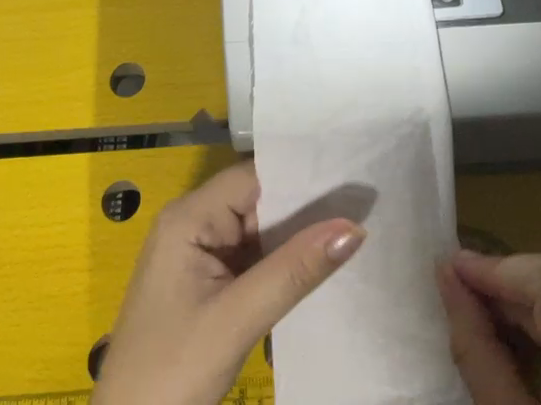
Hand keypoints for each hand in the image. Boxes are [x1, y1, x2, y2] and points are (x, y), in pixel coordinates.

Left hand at [92, 159, 365, 404]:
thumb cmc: (173, 366)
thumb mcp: (237, 319)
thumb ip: (294, 271)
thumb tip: (354, 227)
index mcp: (189, 217)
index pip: (254, 177)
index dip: (302, 174)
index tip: (353, 174)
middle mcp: (193, 223)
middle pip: (260, 200)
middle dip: (308, 205)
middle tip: (368, 202)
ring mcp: (200, 254)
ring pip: (261, 230)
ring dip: (300, 235)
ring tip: (359, 226)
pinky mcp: (208, 282)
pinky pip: (254, 258)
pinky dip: (285, 261)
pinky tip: (324, 262)